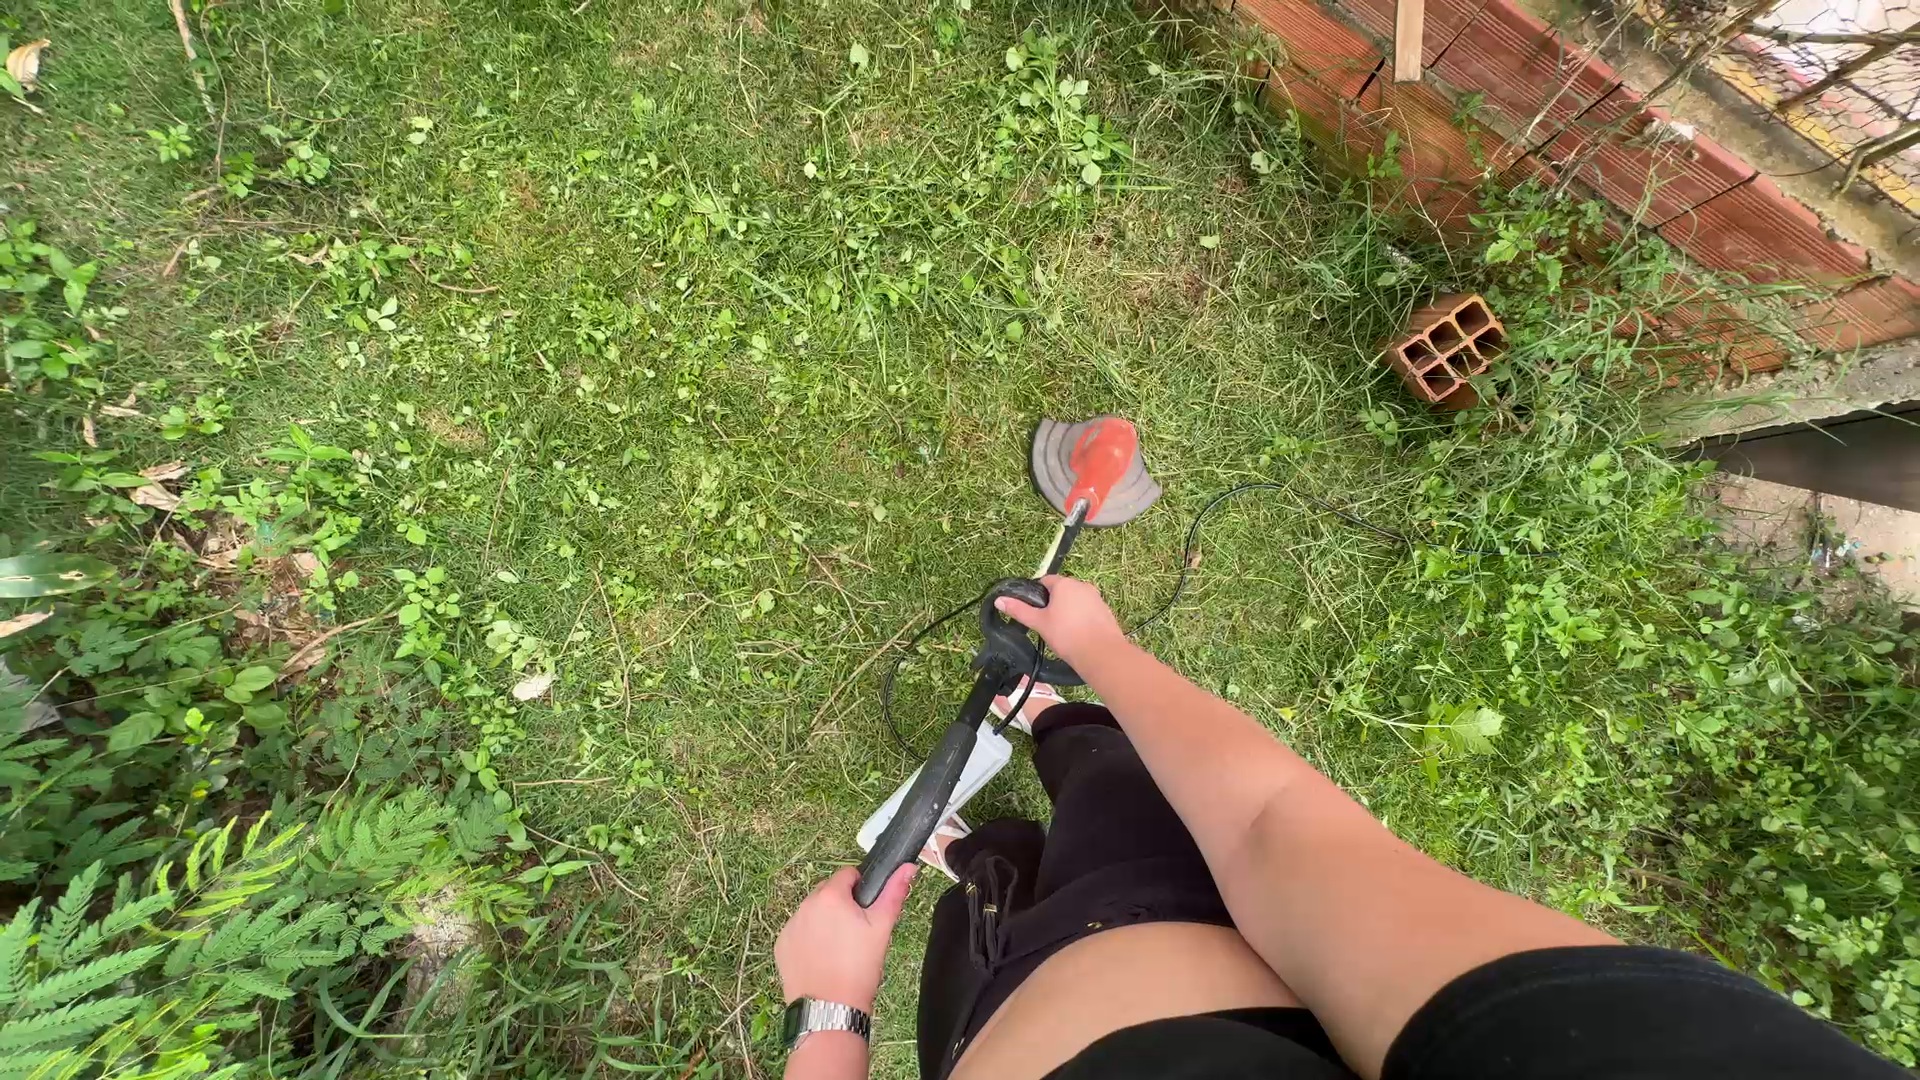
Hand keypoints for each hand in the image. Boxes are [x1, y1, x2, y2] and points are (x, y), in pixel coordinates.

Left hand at [775, 864, 916, 1010]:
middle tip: (855, 932)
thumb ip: (894, 892)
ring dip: (825, 920)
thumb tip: (908, 867)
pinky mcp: (781, 946)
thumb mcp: (882, 927)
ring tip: (839, 948)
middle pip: (829, 892)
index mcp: (830, 895)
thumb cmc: (860, 966)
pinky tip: (822, 958)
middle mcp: (805, 904)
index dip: (860, 889)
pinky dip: (809, 938)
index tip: (866, 912)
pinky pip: (799, 932)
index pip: (848, 874)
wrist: (831, 1010)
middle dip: (842, 904)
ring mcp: (790, 926)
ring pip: (813, 912)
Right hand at [994, 575, 1125, 668]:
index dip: (1036, 594)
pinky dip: (1081, 618)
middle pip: (1061, 590)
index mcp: (1064, 584)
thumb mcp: (1039, 623)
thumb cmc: (1066, 635)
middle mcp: (1082, 585)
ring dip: (1067, 611)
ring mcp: (1096, 598)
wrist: (1101, 653)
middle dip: (1052, 603)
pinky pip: (1088, 610)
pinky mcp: (1106, 611)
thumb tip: (999, 600)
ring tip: (1061, 632)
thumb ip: (1019, 610)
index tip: (1034, 611)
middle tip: (1045, 623)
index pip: (1045, 581)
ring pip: (1075, 600)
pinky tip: (1077, 635)